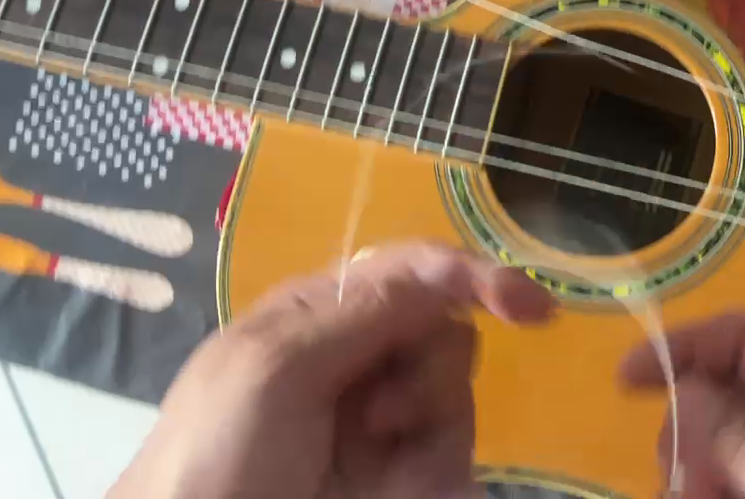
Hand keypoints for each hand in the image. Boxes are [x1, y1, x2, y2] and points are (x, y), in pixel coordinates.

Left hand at [113, 243, 553, 498]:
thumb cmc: (215, 459)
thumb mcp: (276, 368)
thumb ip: (364, 311)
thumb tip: (444, 277)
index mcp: (325, 311)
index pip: (413, 269)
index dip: (473, 275)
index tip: (529, 307)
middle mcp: (363, 354)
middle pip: (445, 326)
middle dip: (429, 367)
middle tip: (380, 415)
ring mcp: (384, 418)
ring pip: (454, 387)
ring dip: (423, 419)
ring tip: (369, 458)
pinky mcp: (404, 474)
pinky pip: (451, 450)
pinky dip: (430, 469)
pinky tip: (390, 490)